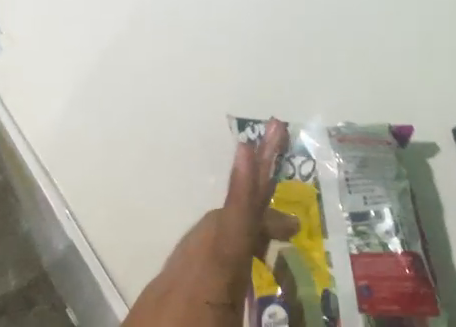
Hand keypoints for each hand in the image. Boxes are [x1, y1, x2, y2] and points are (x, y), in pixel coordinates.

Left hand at [122, 120, 298, 326]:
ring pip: (203, 244)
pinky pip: (192, 264)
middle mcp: (179, 282)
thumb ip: (274, 316)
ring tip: (274, 243)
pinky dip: (221, 257)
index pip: (229, 232)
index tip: (249, 145)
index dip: (244, 189)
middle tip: (291, 217)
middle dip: (254, 205)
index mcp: (202, 294)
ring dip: (238, 233)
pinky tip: (236, 280)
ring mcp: (162, 292)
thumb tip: (301, 305)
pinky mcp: (154, 306)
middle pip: (218, 227)